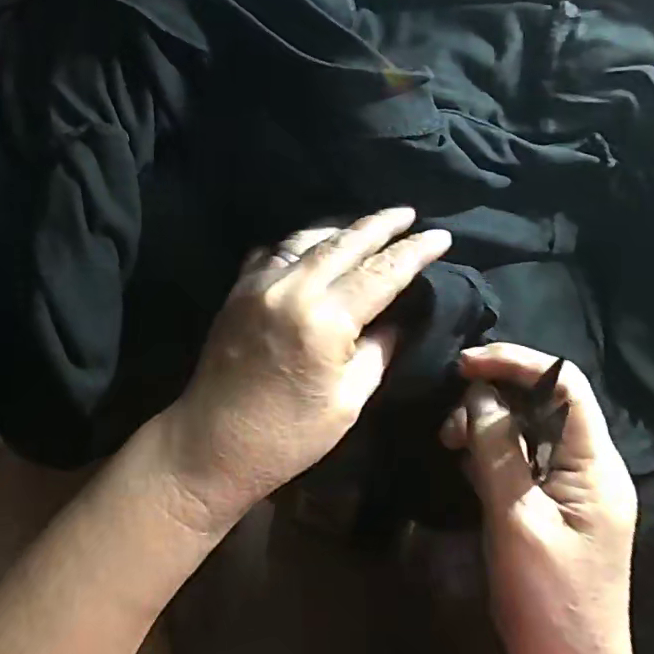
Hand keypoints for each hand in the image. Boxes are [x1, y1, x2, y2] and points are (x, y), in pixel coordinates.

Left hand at [159, 208, 451, 531]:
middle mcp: (290, 288)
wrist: (212, 440)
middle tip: (408, 213)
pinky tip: (312, 248)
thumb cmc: (288, 434)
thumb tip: (402, 318)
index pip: (381, 272)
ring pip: (304, 240)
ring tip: (366, 226)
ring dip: (338, 229)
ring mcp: (258, 284)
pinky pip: (272, 253)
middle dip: (380, 225)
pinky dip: (298, 245)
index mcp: (324, 318)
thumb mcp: (348, 399)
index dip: (414, 251)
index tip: (441, 235)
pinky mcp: (237, 290)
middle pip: (343, 243)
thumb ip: (378, 349)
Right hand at [440, 344, 652, 653]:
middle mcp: (587, 468)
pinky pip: (515, 455)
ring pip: (523, 426)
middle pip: (541, 401)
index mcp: (594, 467)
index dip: (516, 362)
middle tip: (446, 418)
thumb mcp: (516, 518)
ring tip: (446, 443)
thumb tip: (476, 392)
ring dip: (481, 423)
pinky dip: (483, 448)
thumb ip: (497, 450)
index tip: (463, 364)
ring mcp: (568, 487)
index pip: (565, 386)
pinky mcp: (547, 503)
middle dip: (489, 396)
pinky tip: (458, 460)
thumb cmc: (548, 596)